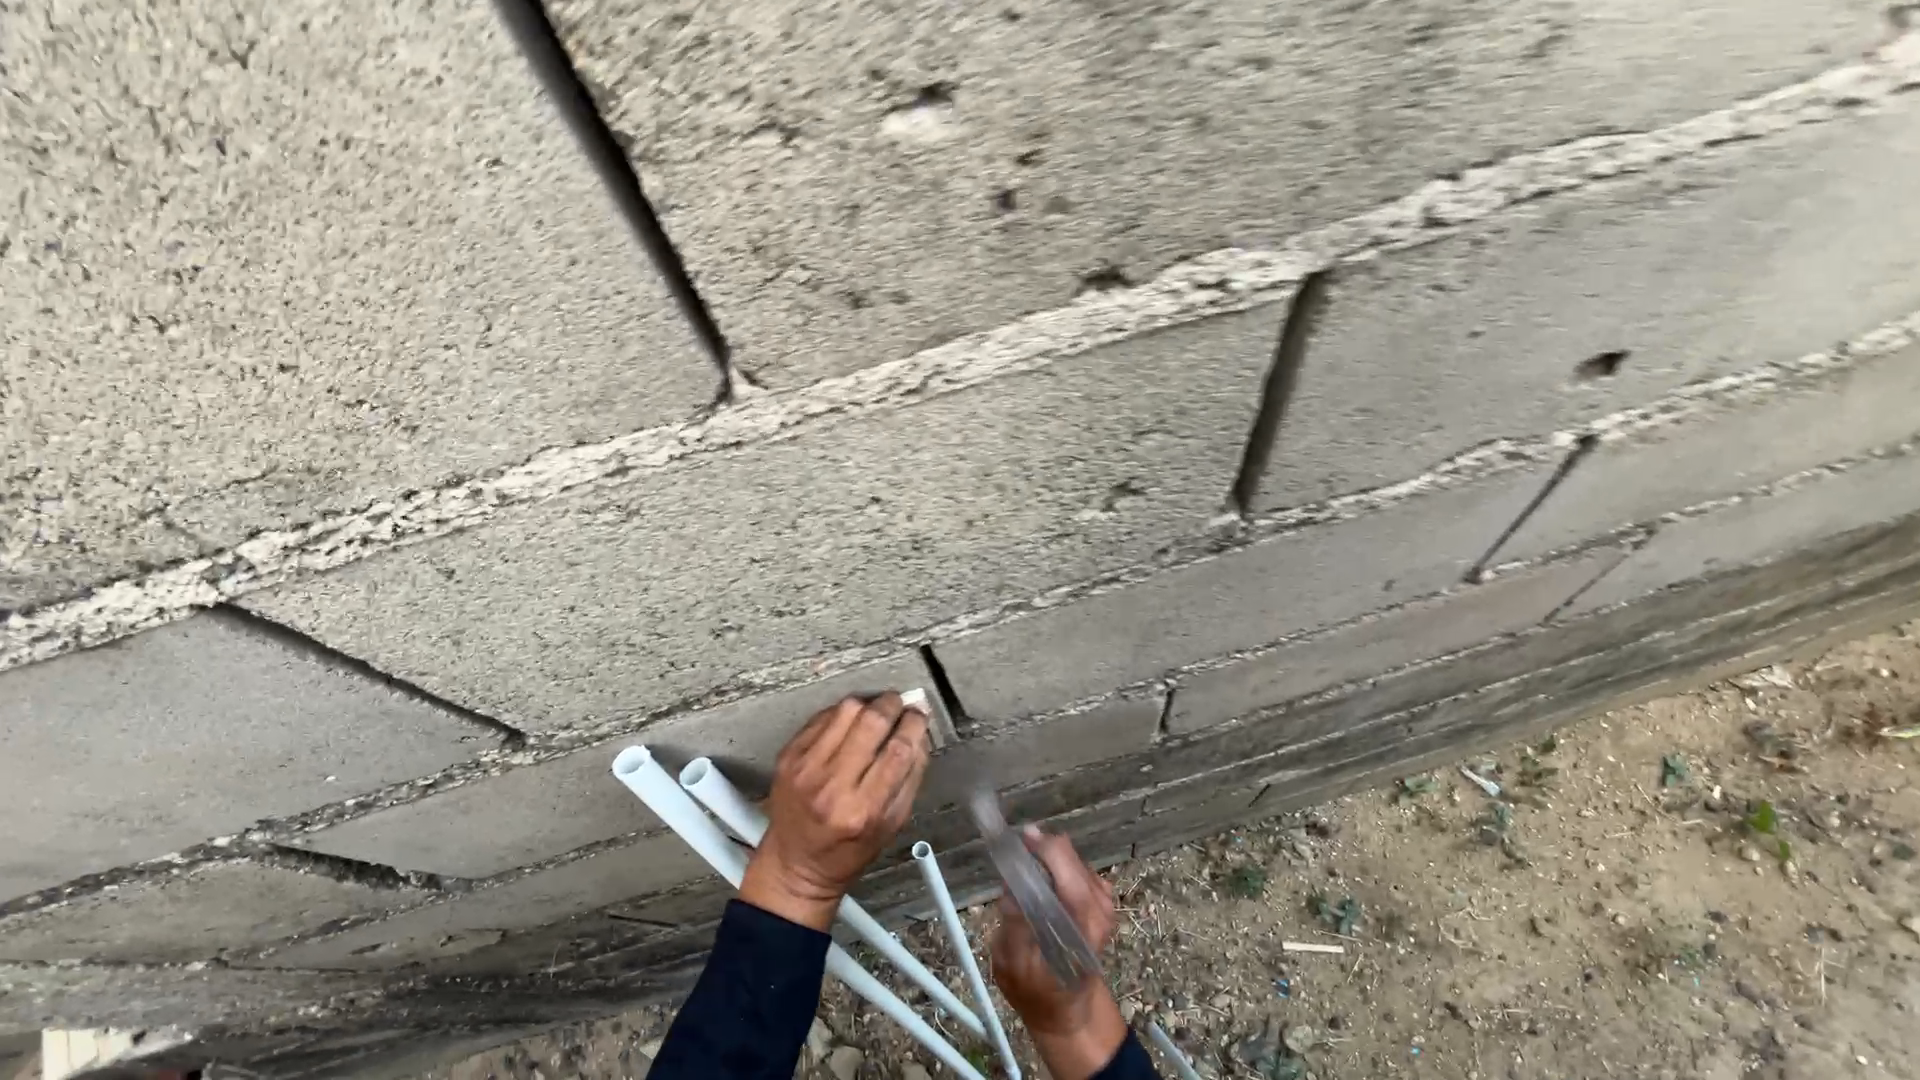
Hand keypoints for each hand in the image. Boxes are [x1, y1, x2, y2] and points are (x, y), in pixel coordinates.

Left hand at [739, 692, 931, 930]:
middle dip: (892, 705)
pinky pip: (823, 717)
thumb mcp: (892, 824)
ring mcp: (806, 768)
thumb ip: (911, 777)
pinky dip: (842, 714)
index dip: (914, 725)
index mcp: (865, 809)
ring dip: (867, 704)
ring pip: (846, 710)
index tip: (919, 716)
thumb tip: (920, 732)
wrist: (796, 865)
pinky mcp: (789, 756)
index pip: (898, 750)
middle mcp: (833, 786)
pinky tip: (849, 725)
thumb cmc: (848, 850)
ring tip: (875, 713)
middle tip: (899, 705)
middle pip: (872, 721)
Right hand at [990, 828, 1127, 1079]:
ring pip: (1073, 860)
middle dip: (1041, 849)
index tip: (1019, 840)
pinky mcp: (1102, 901)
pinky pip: (1078, 869)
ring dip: (1048, 858)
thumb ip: (1014, 930)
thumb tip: (1011, 891)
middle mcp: (1099, 910)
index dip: (1043, 850)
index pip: (1067, 872)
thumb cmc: (1036, 991)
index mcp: (1080, 926)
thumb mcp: (1013, 968)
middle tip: (1013, 852)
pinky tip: (1043, 881)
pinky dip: (1058, 867)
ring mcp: (1104, 904)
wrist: (1068, 1010)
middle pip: (1070, 858)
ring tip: (1024, 868)